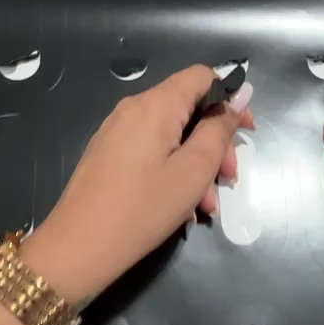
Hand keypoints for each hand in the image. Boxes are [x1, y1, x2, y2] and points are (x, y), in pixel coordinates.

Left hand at [23, 65, 253, 305]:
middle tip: (229, 178)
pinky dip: (173, 170)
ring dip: (197, 164)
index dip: (230, 97)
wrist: (78, 248)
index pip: (203, 76)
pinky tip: (181, 206)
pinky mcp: (108, 154)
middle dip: (215, 141)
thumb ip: (219, 129)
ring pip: (172, 135)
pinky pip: (152, 150)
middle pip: (188, 108)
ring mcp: (117, 131)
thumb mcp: (195, 170)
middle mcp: (133, 108)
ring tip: (206, 205)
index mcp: (156, 104)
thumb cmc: (143, 207)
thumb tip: (238, 95)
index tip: (245, 132)